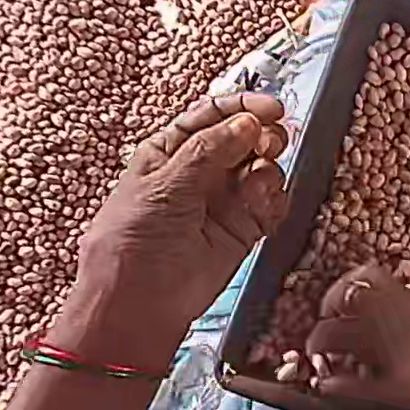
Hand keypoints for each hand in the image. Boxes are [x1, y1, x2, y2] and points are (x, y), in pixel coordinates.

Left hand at [57, 94, 290, 367]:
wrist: (142, 302)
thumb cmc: (135, 240)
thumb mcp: (165, 184)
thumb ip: (209, 150)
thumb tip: (248, 123)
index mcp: (171, 151)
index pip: (211, 116)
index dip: (242, 107)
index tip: (271, 108)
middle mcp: (201, 172)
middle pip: (243, 138)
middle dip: (262, 136)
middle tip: (271, 143)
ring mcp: (224, 200)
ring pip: (262, 168)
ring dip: (268, 169)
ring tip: (258, 184)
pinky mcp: (244, 228)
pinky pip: (271, 203)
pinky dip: (274, 200)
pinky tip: (263, 206)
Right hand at [304, 262, 409, 409]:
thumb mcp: (391, 395)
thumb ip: (352, 389)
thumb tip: (323, 385)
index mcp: (372, 331)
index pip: (329, 332)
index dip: (316, 347)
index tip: (318, 361)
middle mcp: (386, 307)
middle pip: (344, 293)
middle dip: (329, 308)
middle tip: (329, 326)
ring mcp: (408, 296)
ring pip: (371, 275)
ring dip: (354, 286)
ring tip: (352, 306)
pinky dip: (398, 276)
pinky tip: (394, 290)